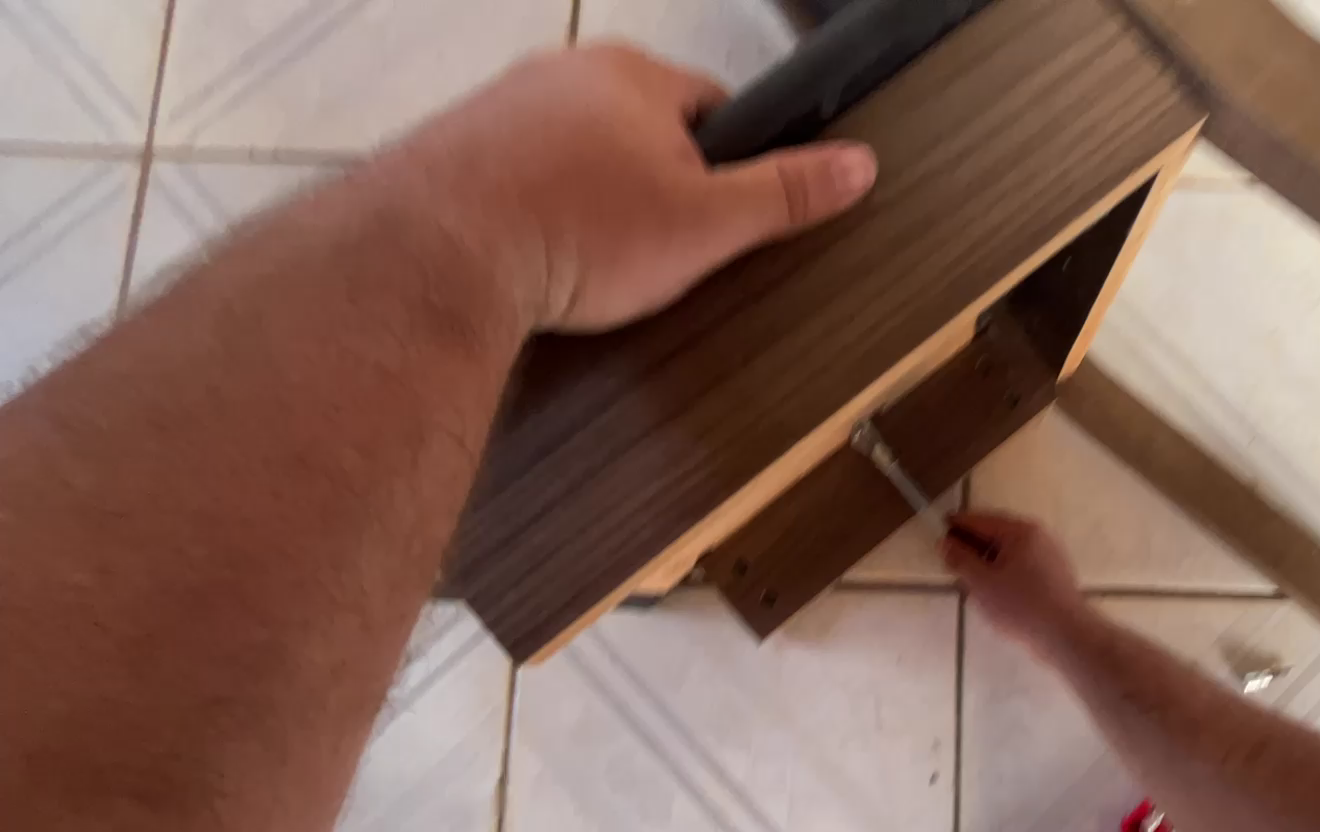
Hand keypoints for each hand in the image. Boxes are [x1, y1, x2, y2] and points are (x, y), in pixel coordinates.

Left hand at [378, 44, 878, 331]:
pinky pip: (533, 168)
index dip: (732, 162)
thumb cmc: (589, 233)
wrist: (442, 255)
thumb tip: (862, 163)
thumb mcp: (708, 224)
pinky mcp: (463, 147)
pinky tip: (555, 250)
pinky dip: (554, 203)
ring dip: (608, 193)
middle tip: (669, 248)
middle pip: (648, 127)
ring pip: (587, 148)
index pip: (713, 106)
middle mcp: (567, 71)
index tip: (727, 214)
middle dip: (666, 180)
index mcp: (635, 78)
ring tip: (608, 258)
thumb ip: (784, 195)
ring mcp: (507, 105)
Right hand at [941, 512, 1094, 655]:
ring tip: (968, 576)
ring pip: (1009, 550)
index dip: (956, 526)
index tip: (937, 532)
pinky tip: (993, 589)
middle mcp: (1038, 536)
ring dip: (987, 558)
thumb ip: (960, 559)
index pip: (980, 520)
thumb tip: (944, 542)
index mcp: (1020, 531)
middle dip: (971, 544)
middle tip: (949, 558)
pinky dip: (1003, 569)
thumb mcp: (981, 583)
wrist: (1065, 635)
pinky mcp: (1054, 575)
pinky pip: (1022, 564)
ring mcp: (1049, 555)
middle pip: (996, 533)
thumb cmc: (1019, 606)